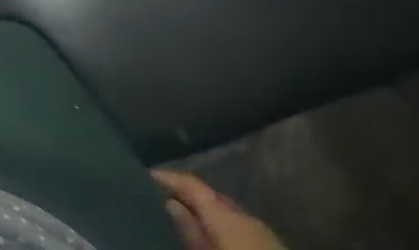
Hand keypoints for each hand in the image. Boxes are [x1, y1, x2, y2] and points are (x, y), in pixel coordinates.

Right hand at [151, 170, 285, 249]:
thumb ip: (191, 233)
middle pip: (211, 197)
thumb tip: (172, 204)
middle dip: (188, 196)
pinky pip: (240, 226)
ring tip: (185, 219)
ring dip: (206, 212)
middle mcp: (244, 215)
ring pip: (227, 212)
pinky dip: (223, 225)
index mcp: (225, 214)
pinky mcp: (272, 244)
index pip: (192, 183)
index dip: (168, 177)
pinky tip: (214, 238)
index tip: (146, 175)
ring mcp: (263, 230)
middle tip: (160, 199)